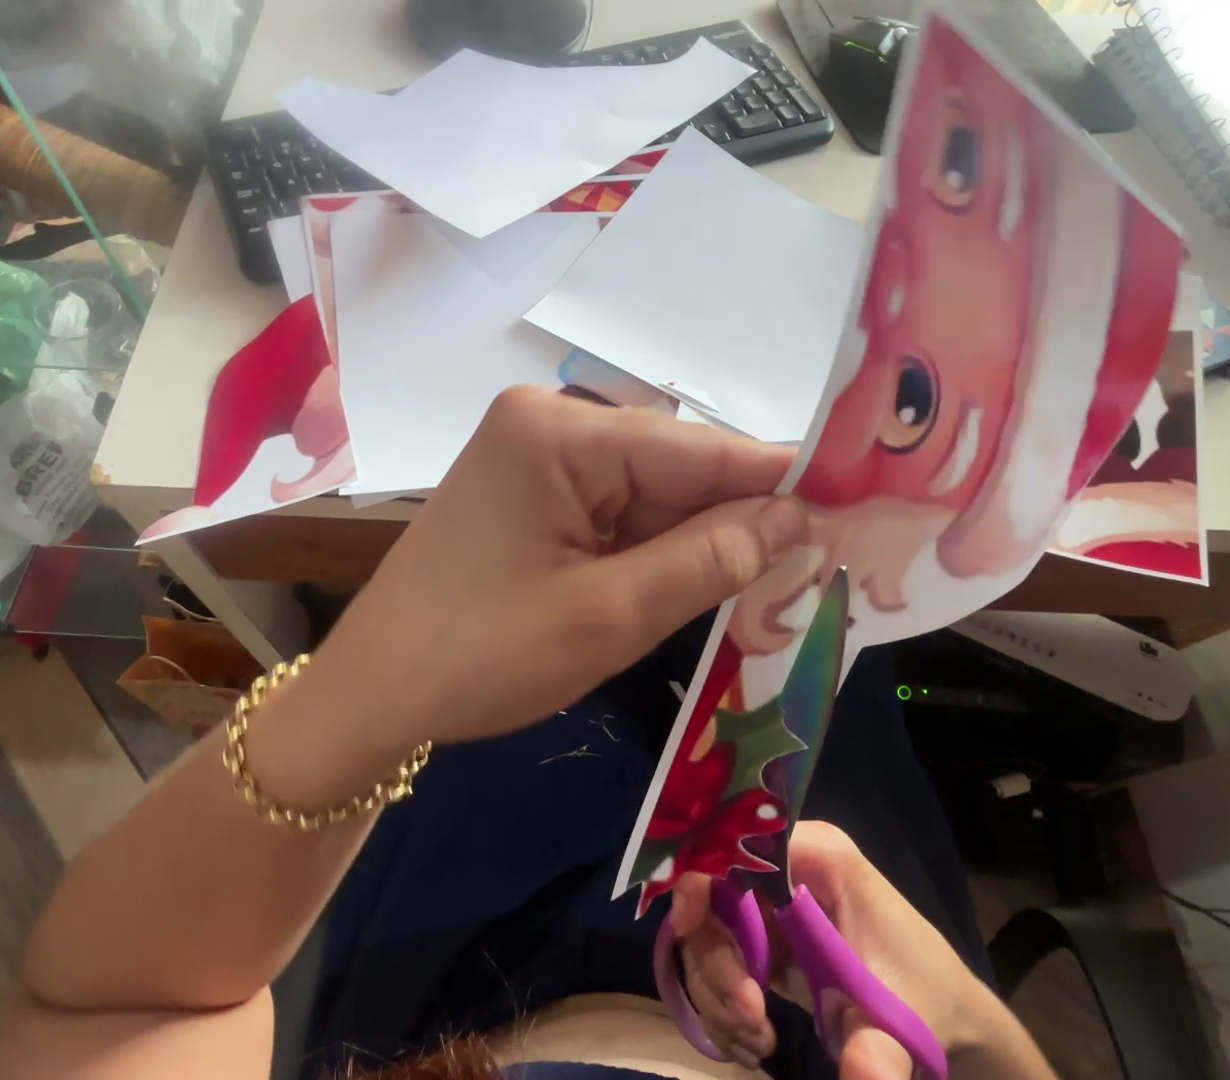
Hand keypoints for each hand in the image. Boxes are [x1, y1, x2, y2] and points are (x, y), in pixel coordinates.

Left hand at [310, 387, 806, 748]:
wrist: (374, 693)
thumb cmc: (482, 656)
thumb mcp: (610, 615)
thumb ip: (709, 559)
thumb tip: (796, 518)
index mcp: (558, 433)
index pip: (698, 449)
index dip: (778, 480)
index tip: (854, 501)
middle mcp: (546, 425)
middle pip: (673, 467)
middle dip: (735, 519)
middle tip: (816, 564)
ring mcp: (532, 458)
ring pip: (647, 494)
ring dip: (694, 542)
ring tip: (763, 585)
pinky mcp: (527, 496)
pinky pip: (611, 513)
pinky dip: (650, 550)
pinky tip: (688, 583)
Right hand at [671, 822, 998, 1077]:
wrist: (941, 1018)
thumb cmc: (923, 995)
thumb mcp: (898, 1019)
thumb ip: (876, 1048)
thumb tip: (864, 1079)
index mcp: (814, 855)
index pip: (732, 846)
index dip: (699, 879)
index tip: (688, 928)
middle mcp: (782, 868)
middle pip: (711, 899)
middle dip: (717, 965)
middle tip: (750, 1016)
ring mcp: (768, 903)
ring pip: (706, 936)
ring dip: (719, 995)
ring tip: (759, 1039)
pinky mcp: (762, 937)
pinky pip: (718, 962)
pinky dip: (724, 1006)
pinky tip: (754, 1040)